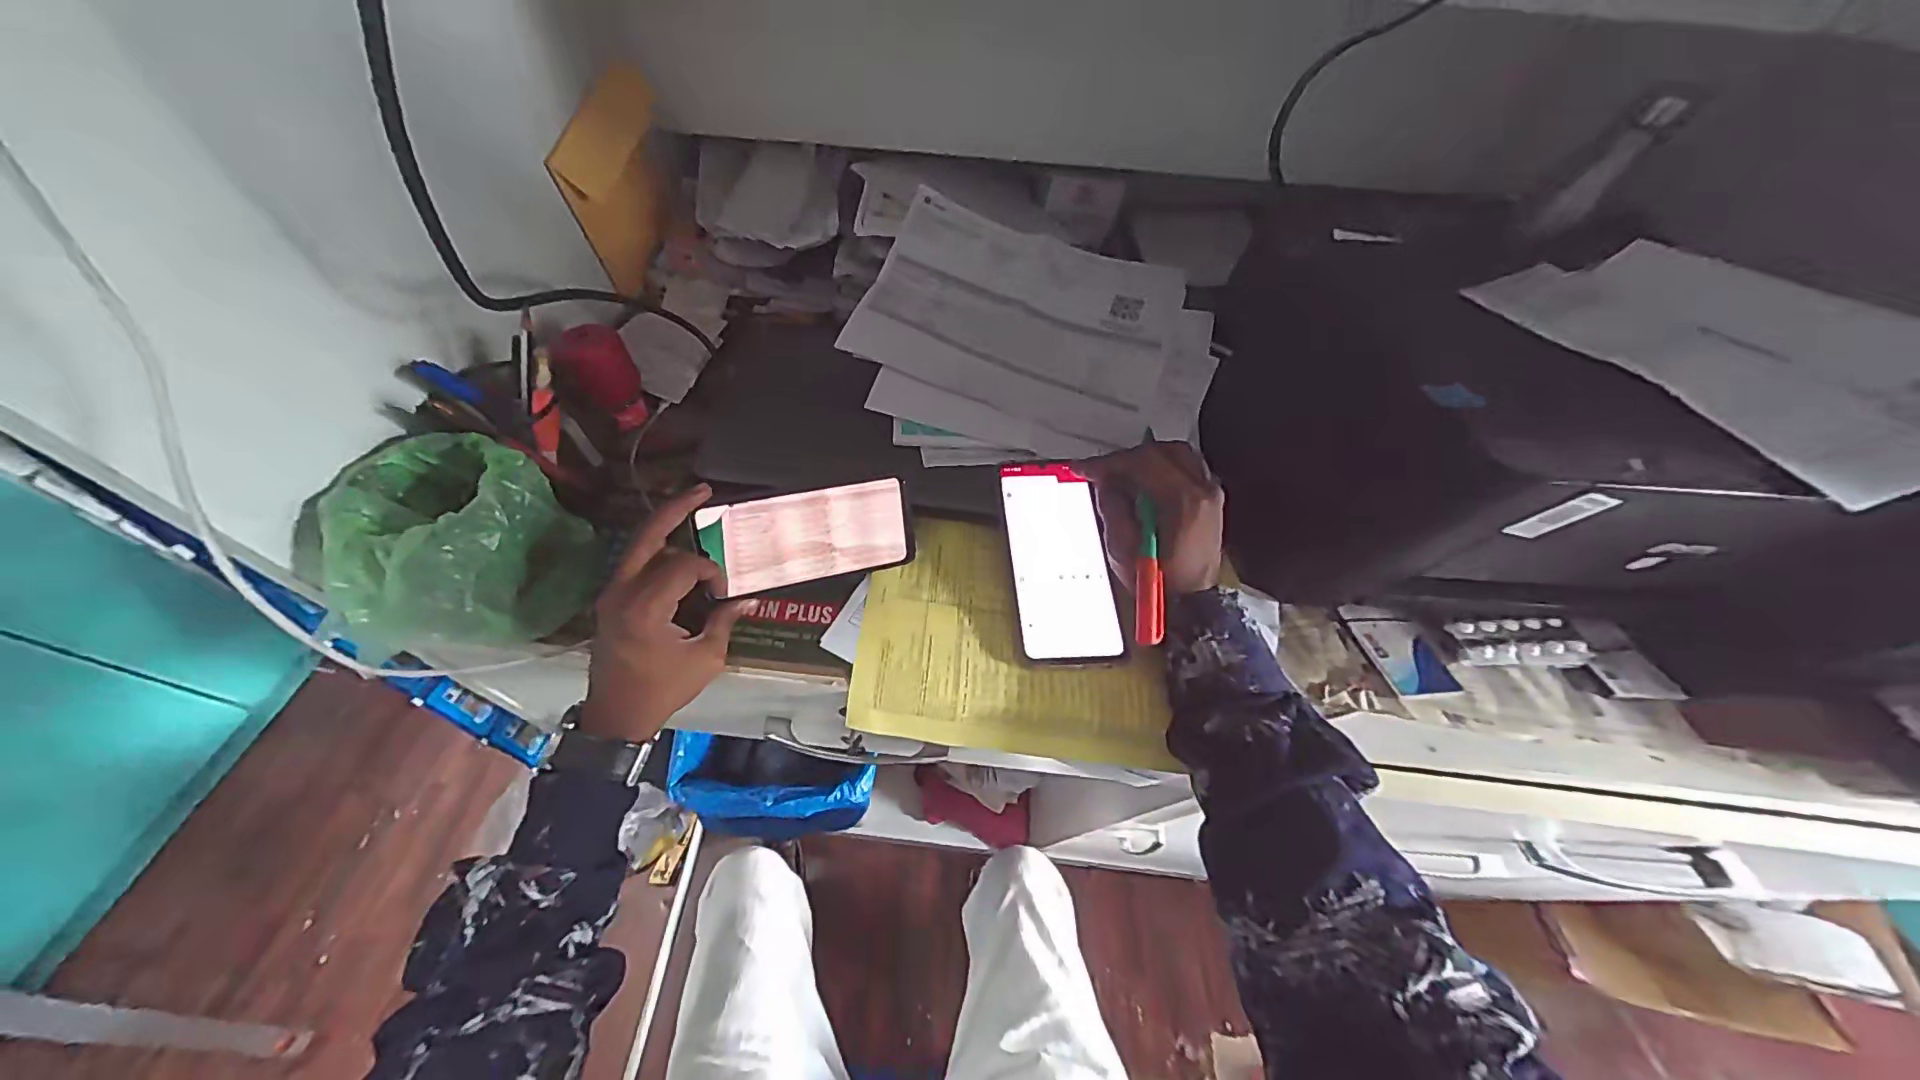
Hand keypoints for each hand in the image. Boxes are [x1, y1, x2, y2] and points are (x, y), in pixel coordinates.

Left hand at [576, 484, 748, 741]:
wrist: (616, 715)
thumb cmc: (662, 689)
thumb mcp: (705, 658)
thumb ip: (724, 621)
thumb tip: (747, 599)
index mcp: (645, 607)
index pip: (684, 565)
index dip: (711, 572)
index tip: (724, 595)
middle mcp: (621, 591)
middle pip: (647, 534)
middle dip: (676, 507)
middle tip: (702, 490)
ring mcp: (610, 594)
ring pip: (639, 547)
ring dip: (669, 537)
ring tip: (697, 533)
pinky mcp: (609, 601)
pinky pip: (634, 565)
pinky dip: (658, 556)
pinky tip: (679, 560)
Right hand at [1080, 441, 1225, 594]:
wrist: (1193, 603)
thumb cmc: (1162, 584)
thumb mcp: (1124, 550)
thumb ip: (1113, 510)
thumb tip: (1106, 484)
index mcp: (1185, 502)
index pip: (1143, 463)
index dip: (1110, 463)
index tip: (1087, 468)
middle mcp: (1203, 492)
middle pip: (1160, 453)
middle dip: (1125, 459)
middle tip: (1101, 471)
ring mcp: (1211, 494)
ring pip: (1175, 454)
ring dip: (1144, 460)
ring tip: (1120, 475)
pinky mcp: (1210, 500)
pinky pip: (1185, 467)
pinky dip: (1161, 467)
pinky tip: (1144, 481)